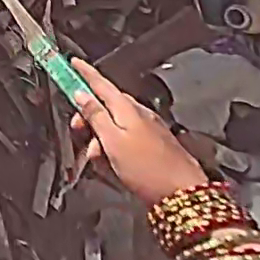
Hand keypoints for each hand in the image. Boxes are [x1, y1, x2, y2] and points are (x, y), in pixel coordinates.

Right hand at [69, 58, 209, 204]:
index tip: (73, 62)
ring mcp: (149, 129)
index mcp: (126, 107)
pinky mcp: (155, 146)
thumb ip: (94, 115)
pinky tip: (114, 166)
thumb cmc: (148, 169)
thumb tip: (81, 95)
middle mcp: (139, 113)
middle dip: (88, 116)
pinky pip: (127, 139)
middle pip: (105, 105)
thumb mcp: (112, 141)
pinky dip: (115, 148)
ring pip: (114, 125)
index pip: (100, 83)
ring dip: (100, 138)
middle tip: (78, 130)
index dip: (84, 72)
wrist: (186, 197)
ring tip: (99, 159)